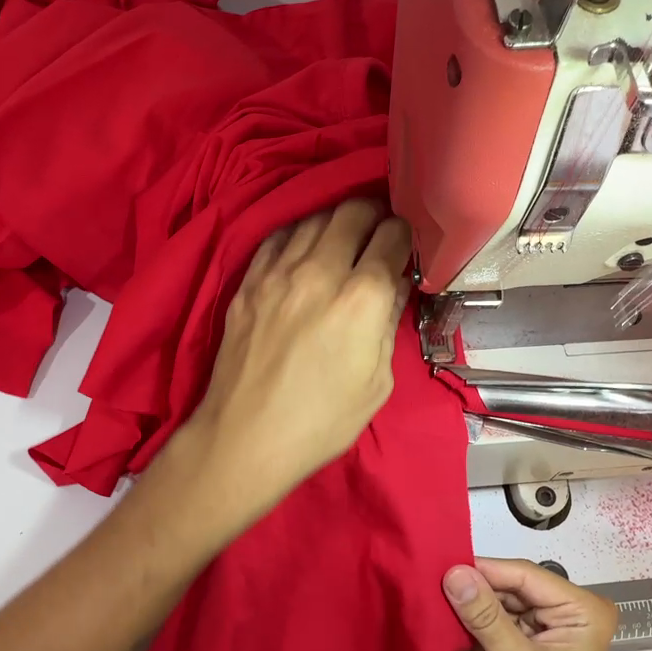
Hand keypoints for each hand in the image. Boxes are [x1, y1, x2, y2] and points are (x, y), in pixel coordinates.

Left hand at [185, 199, 411, 503]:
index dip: (405, 238)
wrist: (246, 438)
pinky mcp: (248, 282)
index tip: (405, 248)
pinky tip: (304, 251)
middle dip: (374, 216)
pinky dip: (299, 235)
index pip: (392, 237)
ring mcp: (277, 273)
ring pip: (314, 218)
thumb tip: (394, 288)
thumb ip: (388, 326)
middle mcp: (320, 272)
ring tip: (344, 241)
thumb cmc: (321, 423)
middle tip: (378, 235)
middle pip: (353, 212)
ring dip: (336, 222)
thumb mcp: (377, 384)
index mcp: (361, 300)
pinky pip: (278, 237)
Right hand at [442, 559, 617, 650]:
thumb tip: (454, 572)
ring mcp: (537, 628)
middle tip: (436, 614)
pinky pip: (482, 630)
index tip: (440, 570)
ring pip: (487, 609)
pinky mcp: (514, 644)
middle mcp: (563, 612)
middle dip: (470, 609)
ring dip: (465, 637)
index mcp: (581, 610)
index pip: (524, 575)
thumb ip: (485, 618)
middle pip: (503, 589)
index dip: (483, 572)